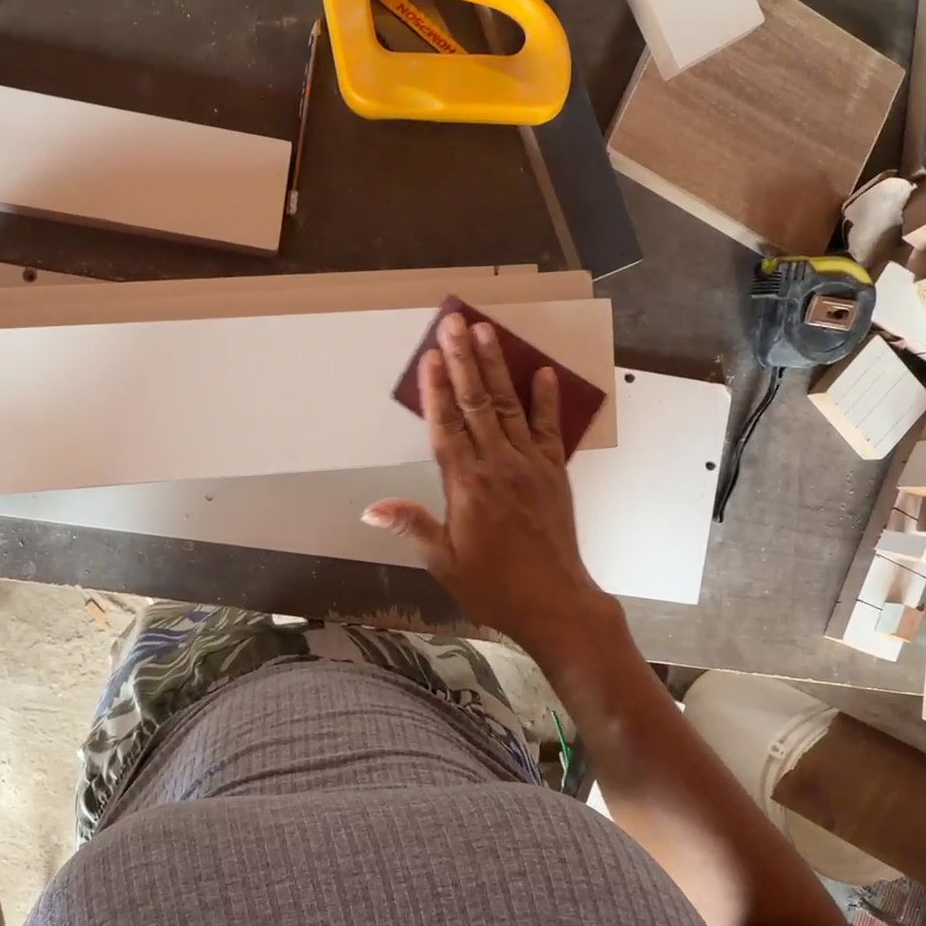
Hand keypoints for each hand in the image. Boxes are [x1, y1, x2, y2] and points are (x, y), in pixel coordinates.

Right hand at [362, 314, 612, 651]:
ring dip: (497, 368)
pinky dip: (546, 400)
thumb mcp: (443, 561)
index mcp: (466, 486)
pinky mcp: (554, 472)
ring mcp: (529, 465)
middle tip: (455, 322)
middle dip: (463, 361)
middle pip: (477, 403)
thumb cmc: (492, 586)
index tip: (429, 356)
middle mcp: (498, 465)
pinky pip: (547, 428)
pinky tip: (543, 373)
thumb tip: (371, 508)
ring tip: (487, 332)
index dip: (435, 389)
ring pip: (509, 406)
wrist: (555, 602)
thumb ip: (411, 525)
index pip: (446, 426)